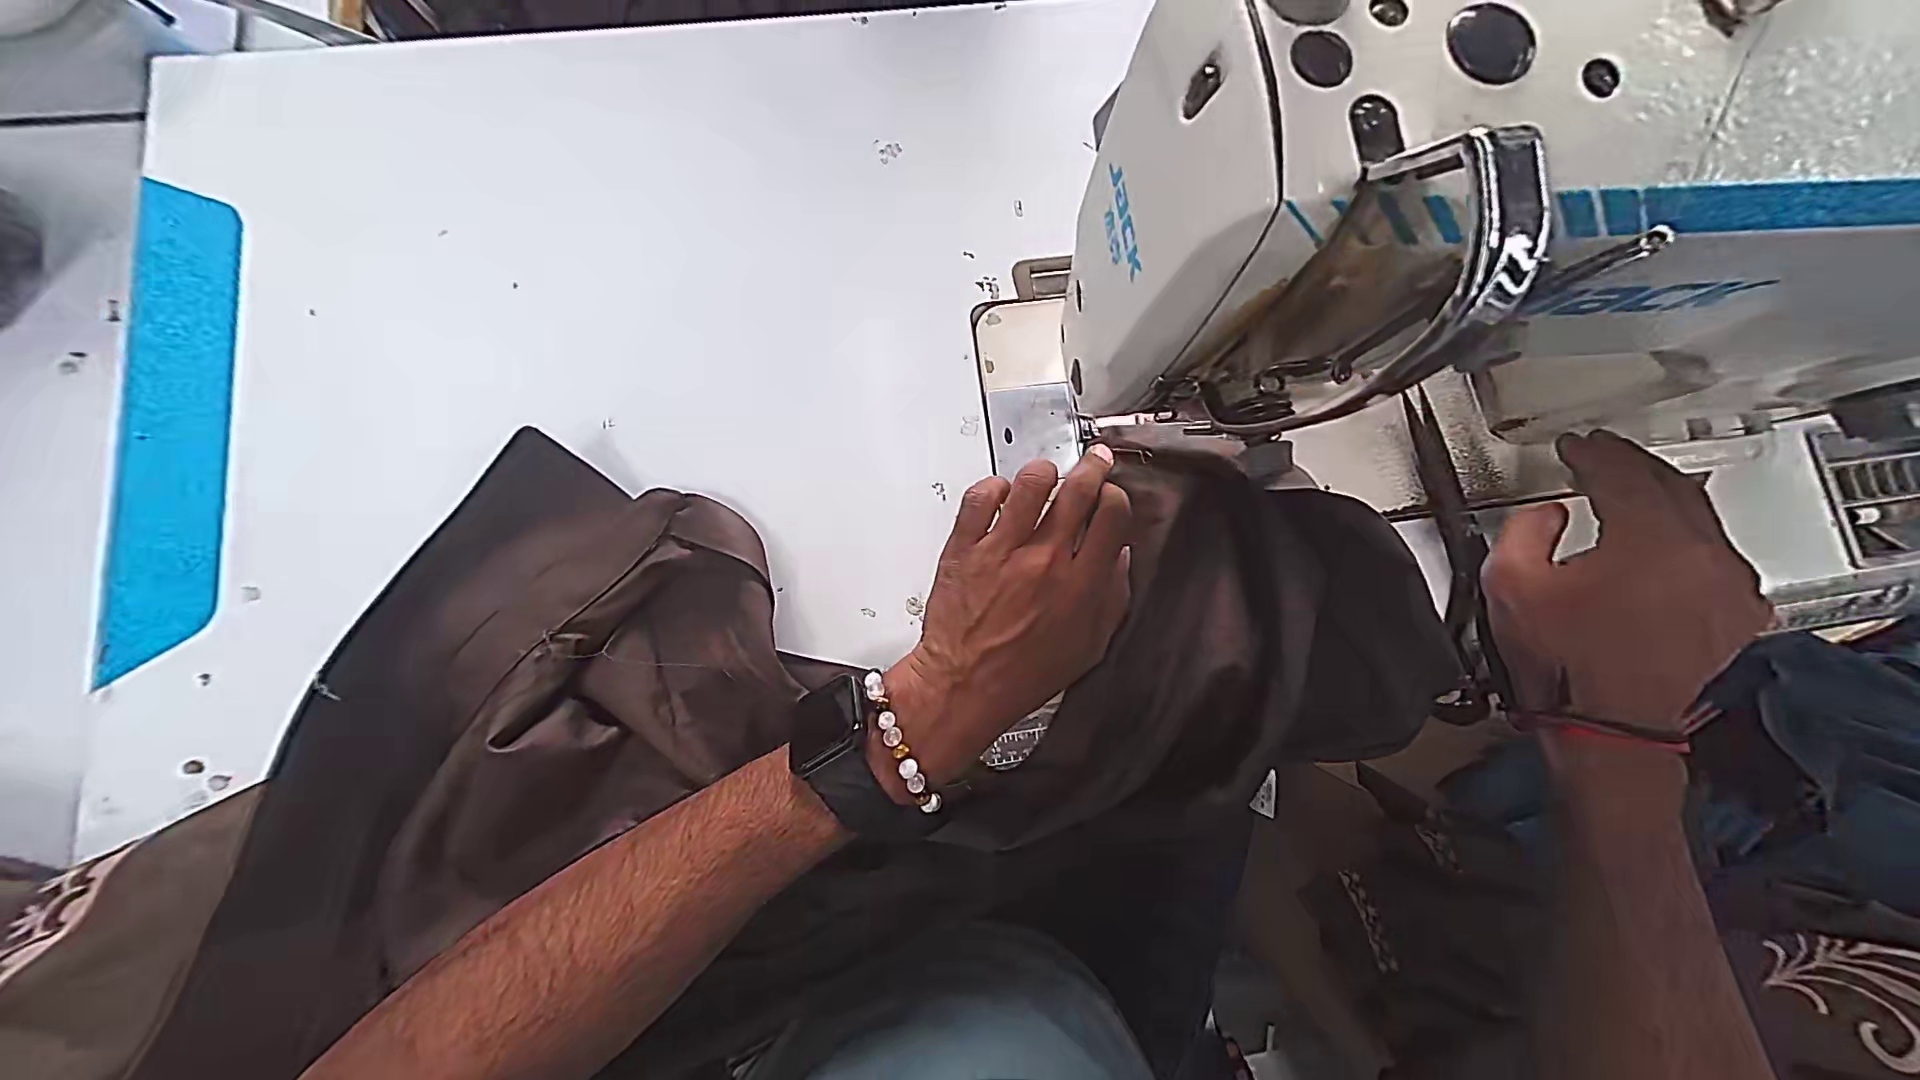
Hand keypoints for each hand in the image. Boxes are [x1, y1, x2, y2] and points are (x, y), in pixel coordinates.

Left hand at [870, 446, 1132, 796]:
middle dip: (1093, 467)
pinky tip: (1001, 495)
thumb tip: (1119, 558)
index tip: (1111, 496)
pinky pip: (980, 497)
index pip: (1112, 515)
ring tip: (1045, 476)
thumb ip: (1112, 598)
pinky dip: (995, 487)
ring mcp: (1002, 551)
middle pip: (1078, 490)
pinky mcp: (965, 547)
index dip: (1117, 496)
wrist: (964, 685)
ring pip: (1031, 483)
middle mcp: (1043, 561)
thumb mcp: (1088, 647)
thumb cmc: (1021, 673)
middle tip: (1093, 462)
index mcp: (1080, 585)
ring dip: (1044, 472)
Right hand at [1482, 430, 1771, 731]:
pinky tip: (1658, 537)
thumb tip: (1549, 515)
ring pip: (1700, 519)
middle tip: (1603, 453)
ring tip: (1628, 487)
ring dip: (1660, 496)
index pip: (1624, 477)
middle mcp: (1705, 558)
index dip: (1593, 455)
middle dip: (1632, 465)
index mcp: (1651, 544)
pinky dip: (1681, 533)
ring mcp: (1728, 588)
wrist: (1607, 721)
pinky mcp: (1733, 613)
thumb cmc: (1562, 659)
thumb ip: (1525, 530)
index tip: (1576, 446)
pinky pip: (1712, 555)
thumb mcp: (1508, 582)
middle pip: (1673, 488)